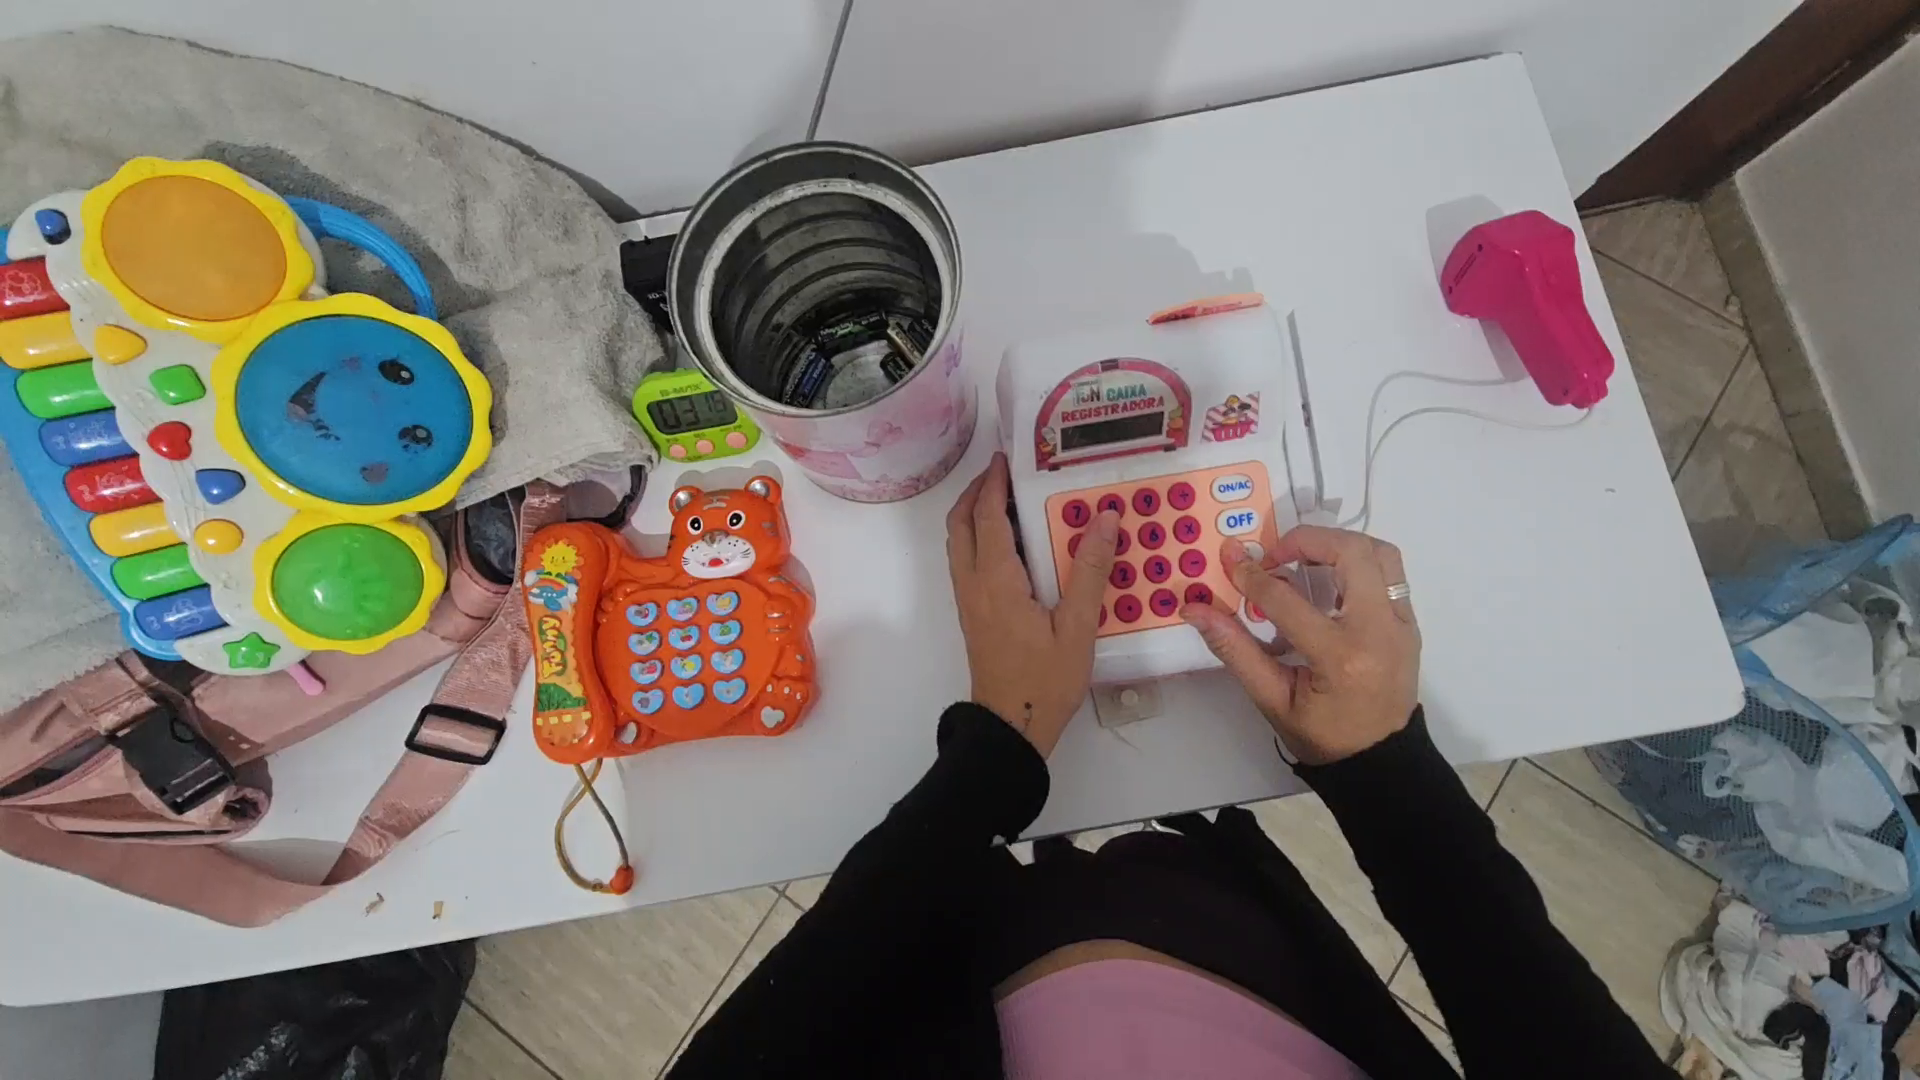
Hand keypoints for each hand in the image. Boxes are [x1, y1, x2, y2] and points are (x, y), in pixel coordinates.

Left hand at [946, 452, 1117, 756]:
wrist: (1010, 726)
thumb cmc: (1045, 680)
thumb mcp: (1078, 627)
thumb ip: (1090, 570)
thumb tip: (1104, 518)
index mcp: (996, 580)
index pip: (989, 517)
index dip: (994, 484)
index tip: (1007, 459)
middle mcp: (973, 583)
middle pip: (961, 524)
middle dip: (977, 492)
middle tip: (1004, 472)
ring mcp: (968, 599)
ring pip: (959, 543)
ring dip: (975, 514)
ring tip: (1008, 499)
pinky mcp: (972, 613)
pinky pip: (966, 561)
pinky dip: (978, 537)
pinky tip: (1011, 543)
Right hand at [1180, 526, 1419, 764]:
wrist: (1382, 761)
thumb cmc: (1321, 735)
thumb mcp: (1270, 698)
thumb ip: (1233, 649)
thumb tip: (1193, 609)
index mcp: (1340, 657)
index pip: (1287, 599)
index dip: (1251, 576)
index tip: (1229, 560)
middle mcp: (1379, 631)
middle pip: (1351, 554)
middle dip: (1305, 540)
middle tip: (1273, 555)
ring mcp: (1402, 624)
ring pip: (1379, 552)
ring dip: (1336, 544)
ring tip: (1302, 559)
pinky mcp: (1408, 622)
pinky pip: (1388, 572)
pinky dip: (1354, 562)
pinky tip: (1325, 580)